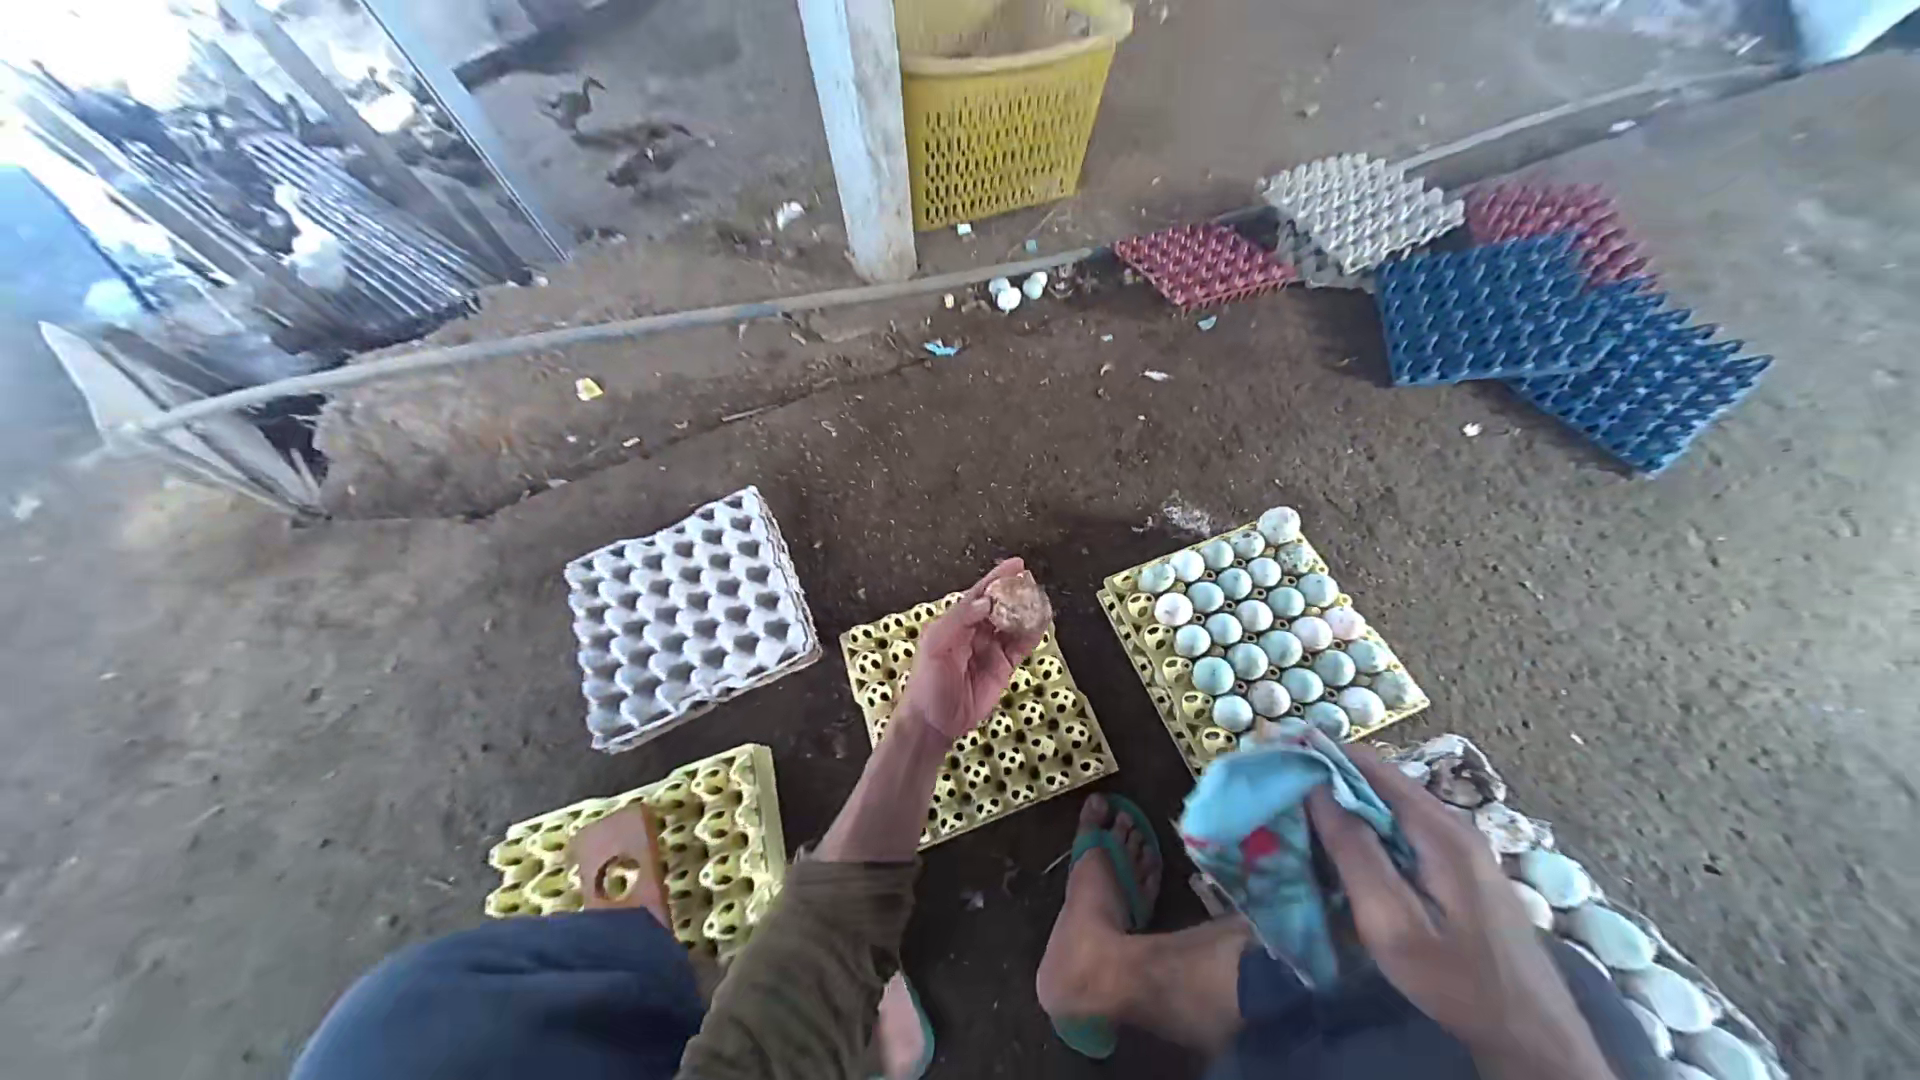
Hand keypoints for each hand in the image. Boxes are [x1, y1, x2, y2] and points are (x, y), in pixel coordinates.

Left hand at [894, 558, 1044, 740]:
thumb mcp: (935, 645)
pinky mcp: (1003, 667)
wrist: (933, 722)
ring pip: (1013, 624)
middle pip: (999, 606)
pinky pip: (1020, 647)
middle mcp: (975, 632)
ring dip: (1027, 612)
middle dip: (1015, 593)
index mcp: (955, 622)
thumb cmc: (927, 682)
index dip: (996, 579)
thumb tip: (986, 602)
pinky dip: (1032, 635)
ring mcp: (990, 649)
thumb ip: (959, 620)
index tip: (1015, 565)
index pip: (979, 595)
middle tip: (1033, 581)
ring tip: (1042, 600)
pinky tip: (1042, 624)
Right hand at [1306, 748, 1616, 1079]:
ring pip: (1387, 804)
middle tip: (1282, 798)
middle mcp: (1453, 824)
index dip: (1320, 757)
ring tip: (1301, 822)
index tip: (1278, 764)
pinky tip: (1343, 852)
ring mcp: (1460, 846)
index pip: (1368, 765)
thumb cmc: (1457, 982)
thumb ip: (1354, 851)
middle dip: (1327, 782)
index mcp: (1438, 830)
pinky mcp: (1460, 867)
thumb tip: (1315, 788)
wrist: (1535, 1041)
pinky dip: (1365, 828)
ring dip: (1344, 806)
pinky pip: (1400, 828)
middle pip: (1377, 781)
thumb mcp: (1392, 922)